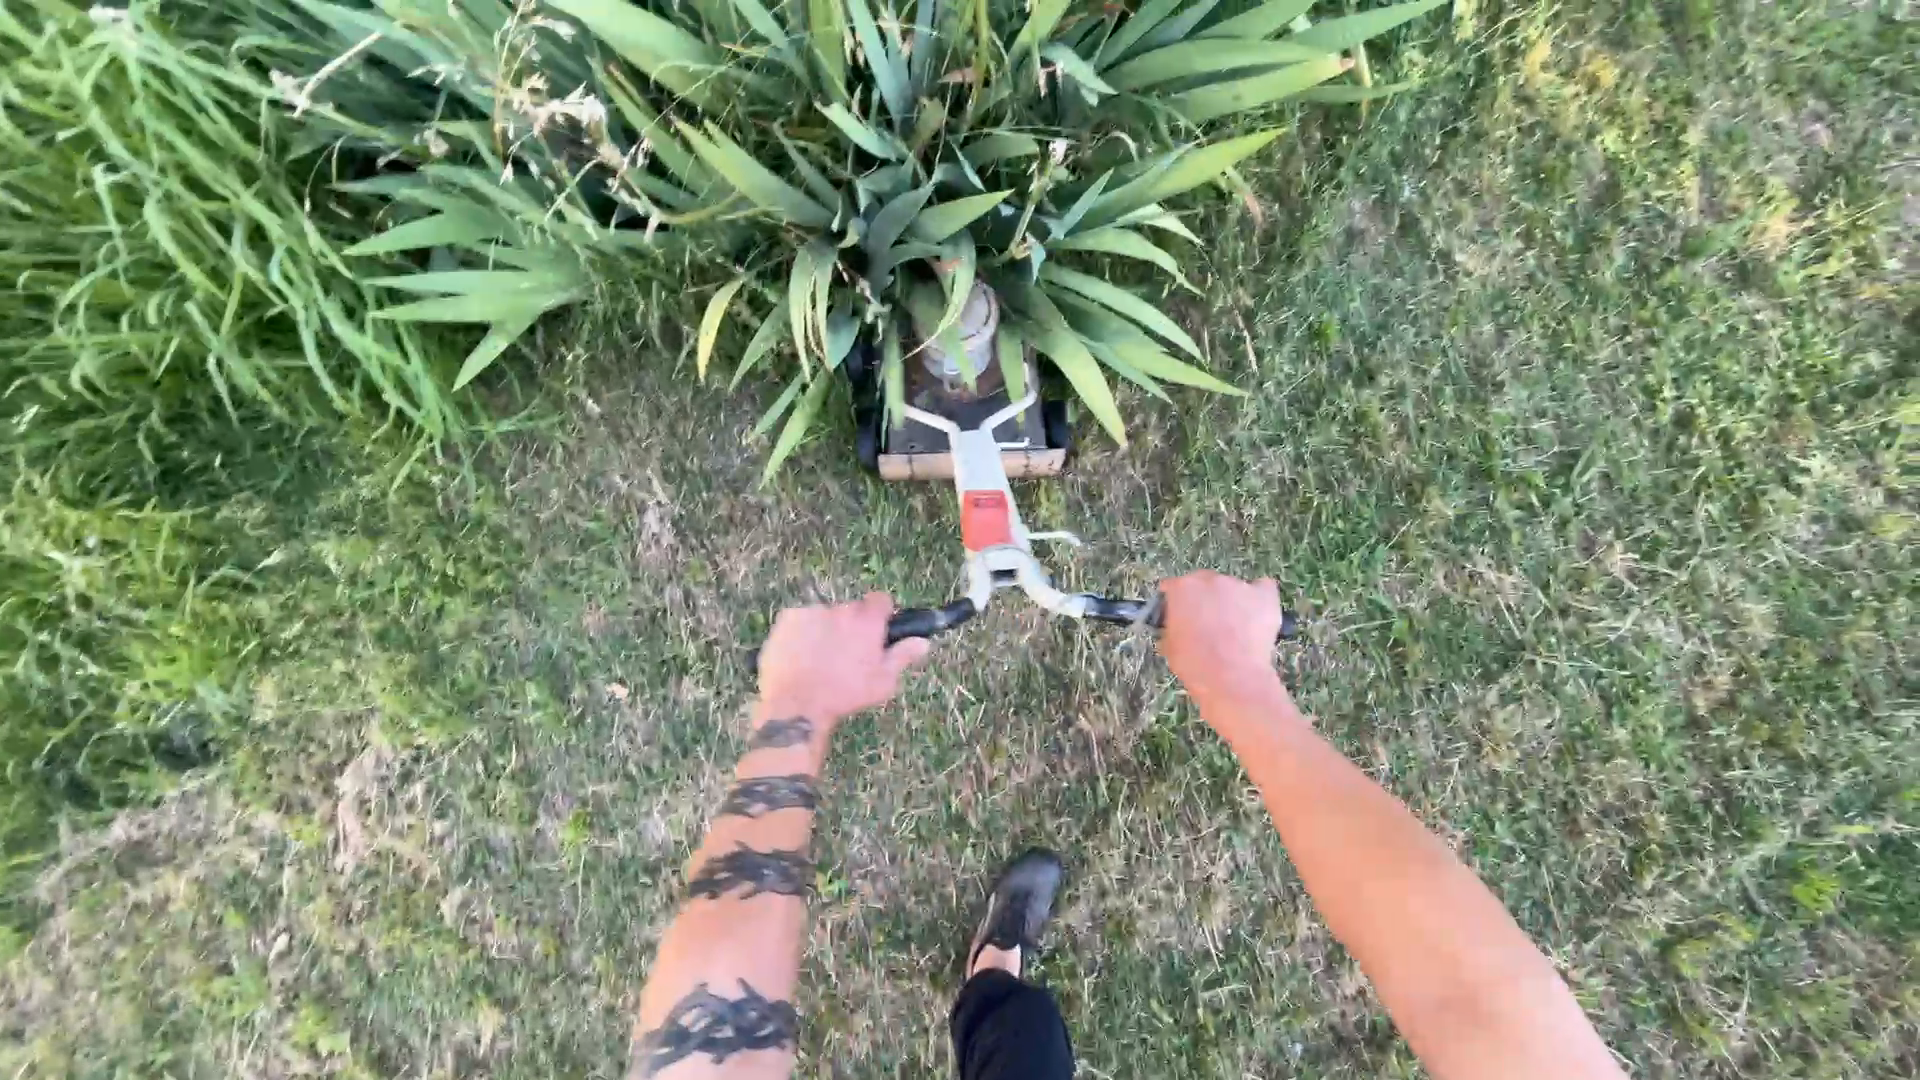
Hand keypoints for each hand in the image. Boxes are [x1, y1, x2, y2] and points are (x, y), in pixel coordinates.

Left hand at [756, 593, 930, 722]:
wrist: (797, 704)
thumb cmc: (845, 695)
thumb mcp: (882, 682)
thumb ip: (903, 656)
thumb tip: (923, 642)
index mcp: (867, 621)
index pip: (881, 600)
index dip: (881, 613)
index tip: (877, 629)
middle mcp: (841, 610)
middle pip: (851, 610)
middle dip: (851, 626)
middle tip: (848, 654)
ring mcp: (812, 612)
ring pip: (825, 616)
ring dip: (826, 630)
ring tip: (820, 660)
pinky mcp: (788, 618)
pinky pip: (801, 621)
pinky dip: (802, 633)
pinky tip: (801, 657)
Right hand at [1158, 571, 1288, 717]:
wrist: (1231, 677)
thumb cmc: (1193, 664)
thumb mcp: (1169, 645)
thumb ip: (1173, 626)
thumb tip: (1179, 626)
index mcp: (1181, 589)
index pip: (1173, 587)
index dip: (1175, 603)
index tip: (1178, 617)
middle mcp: (1209, 580)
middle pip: (1204, 582)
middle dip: (1203, 599)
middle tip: (1206, 624)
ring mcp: (1238, 585)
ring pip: (1232, 588)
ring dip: (1230, 602)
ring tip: (1235, 628)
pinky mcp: (1264, 596)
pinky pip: (1262, 588)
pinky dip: (1259, 597)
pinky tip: (1257, 613)